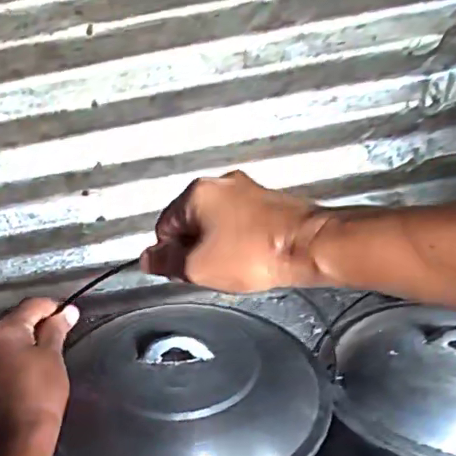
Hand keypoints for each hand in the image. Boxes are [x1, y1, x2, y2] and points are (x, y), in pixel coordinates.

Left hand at [0, 297, 79, 440]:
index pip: (31, 305)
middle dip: (39, 319)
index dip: (53, 306)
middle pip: (16, 318)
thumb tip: (67, 312)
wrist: (25, 431)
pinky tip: (33, 361)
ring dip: (28, 335)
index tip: (69, 313)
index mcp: (6, 330)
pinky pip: (4, 354)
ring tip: (50, 344)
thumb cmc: (42, 392)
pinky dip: (19, 351)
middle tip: (62, 327)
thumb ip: (57, 328)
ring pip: (9, 336)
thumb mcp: (53, 356)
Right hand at [139, 171, 332, 291]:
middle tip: (208, 272)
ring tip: (232, 267)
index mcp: (196, 193)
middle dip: (194, 249)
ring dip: (216, 247)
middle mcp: (220, 184)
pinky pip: (239, 224)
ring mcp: (247, 190)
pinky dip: (238, 242)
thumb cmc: (252, 254)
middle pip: (190, 223)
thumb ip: (166, 263)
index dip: (169, 254)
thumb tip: (147, 259)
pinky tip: (248, 258)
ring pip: (215, 224)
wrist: (307, 247)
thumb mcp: (196, 268)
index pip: (163, 227)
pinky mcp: (268, 202)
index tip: (183, 272)